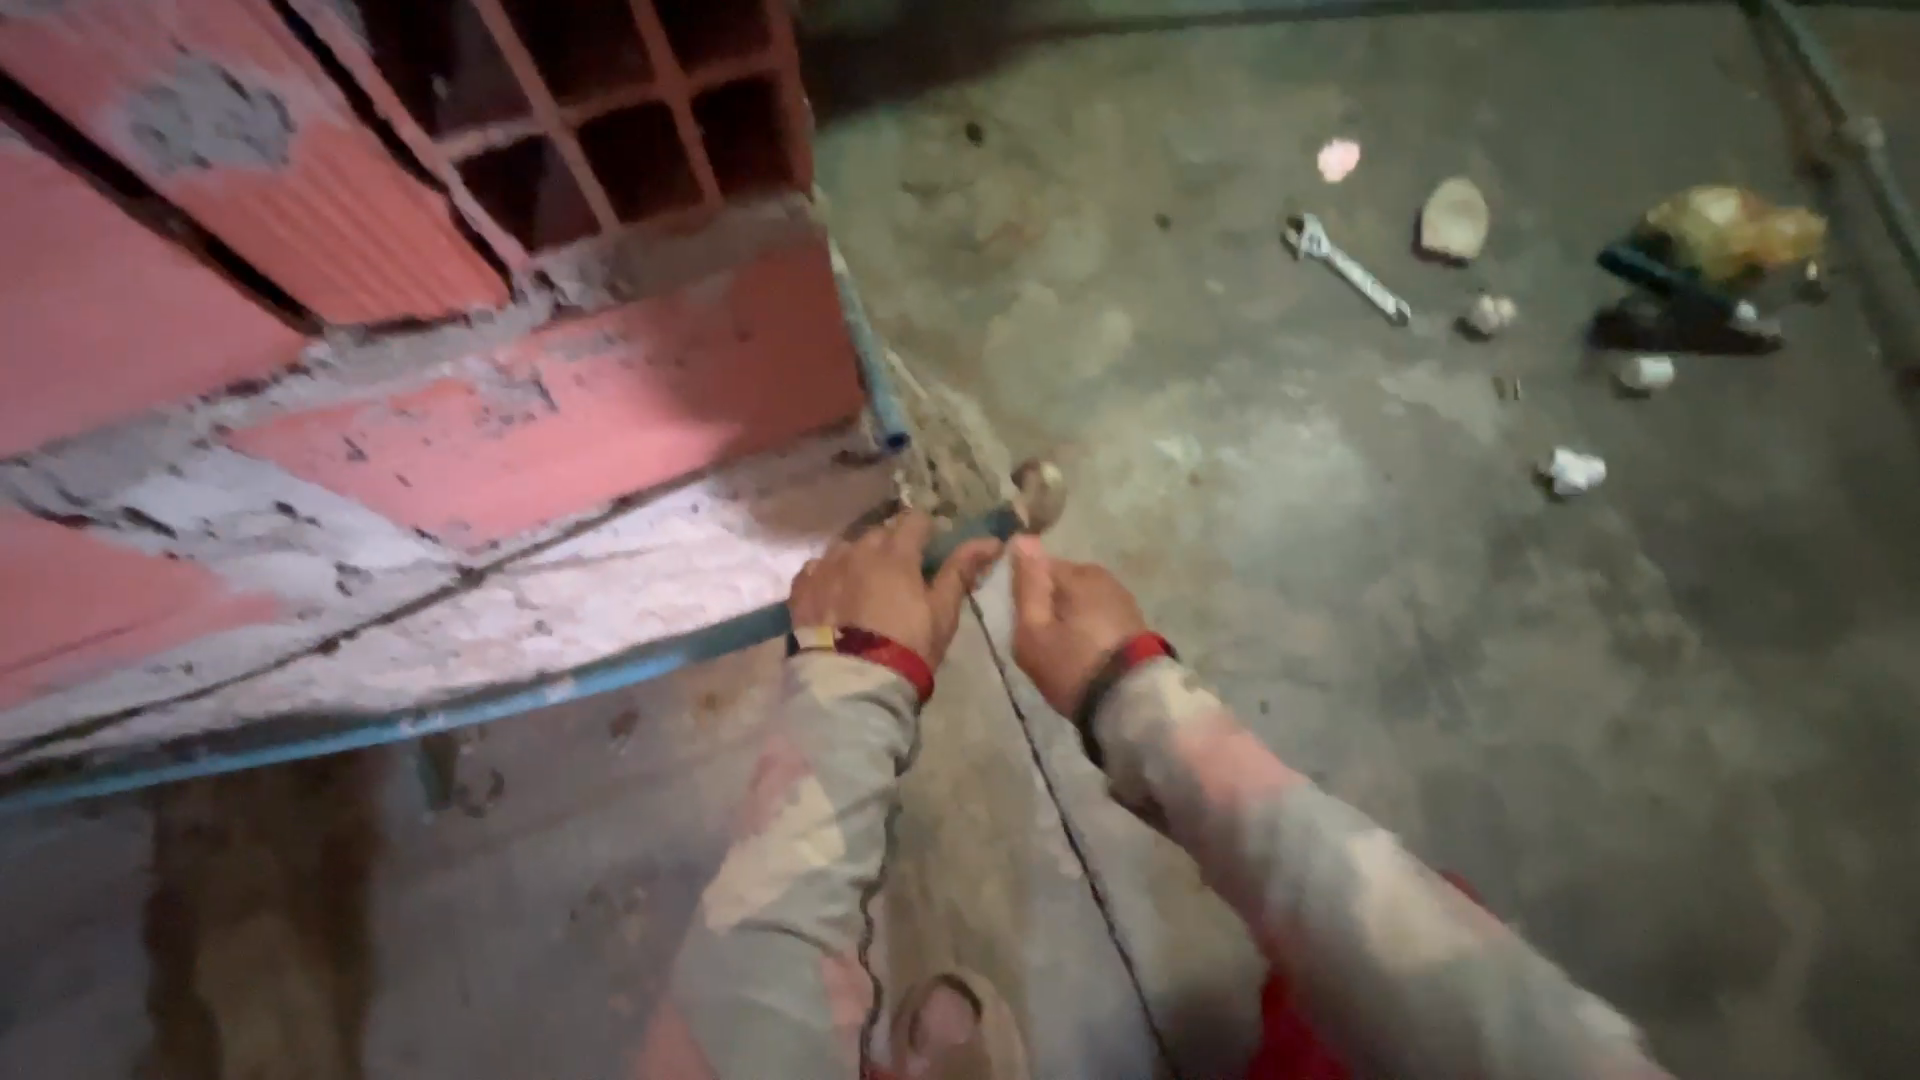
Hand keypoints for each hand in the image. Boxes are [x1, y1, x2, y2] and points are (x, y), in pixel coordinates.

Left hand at [789, 510, 1002, 668]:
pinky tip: (834, 593)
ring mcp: (825, 567)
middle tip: (901, 573)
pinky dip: (828, 575)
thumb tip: (991, 540)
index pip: (915, 520)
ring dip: (858, 558)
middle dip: (892, 545)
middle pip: (879, 532)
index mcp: (896, 552)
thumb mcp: (942, 612)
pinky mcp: (801, 589)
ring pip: (846, 548)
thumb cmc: (907, 646)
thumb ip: (961, 570)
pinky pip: (816, 568)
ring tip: (865, 584)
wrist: (851, 684)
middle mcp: (858, 549)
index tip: (930, 550)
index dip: (926, 531)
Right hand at [1009, 535, 1149, 715]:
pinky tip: (1086, 654)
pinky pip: (1097, 615)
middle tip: (1043, 644)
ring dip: (1069, 619)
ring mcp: (1121, 597)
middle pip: (1059, 583)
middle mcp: (1101, 575)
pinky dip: (1087, 630)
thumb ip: (1026, 585)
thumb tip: (1022, 539)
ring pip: (1078, 600)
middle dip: (1049, 607)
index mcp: (1076, 573)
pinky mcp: (1133, 619)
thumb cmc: (1073, 665)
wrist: (1131, 702)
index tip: (1024, 626)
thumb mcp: (1034, 631)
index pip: (1036, 568)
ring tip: (1065, 653)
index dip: (1024, 595)